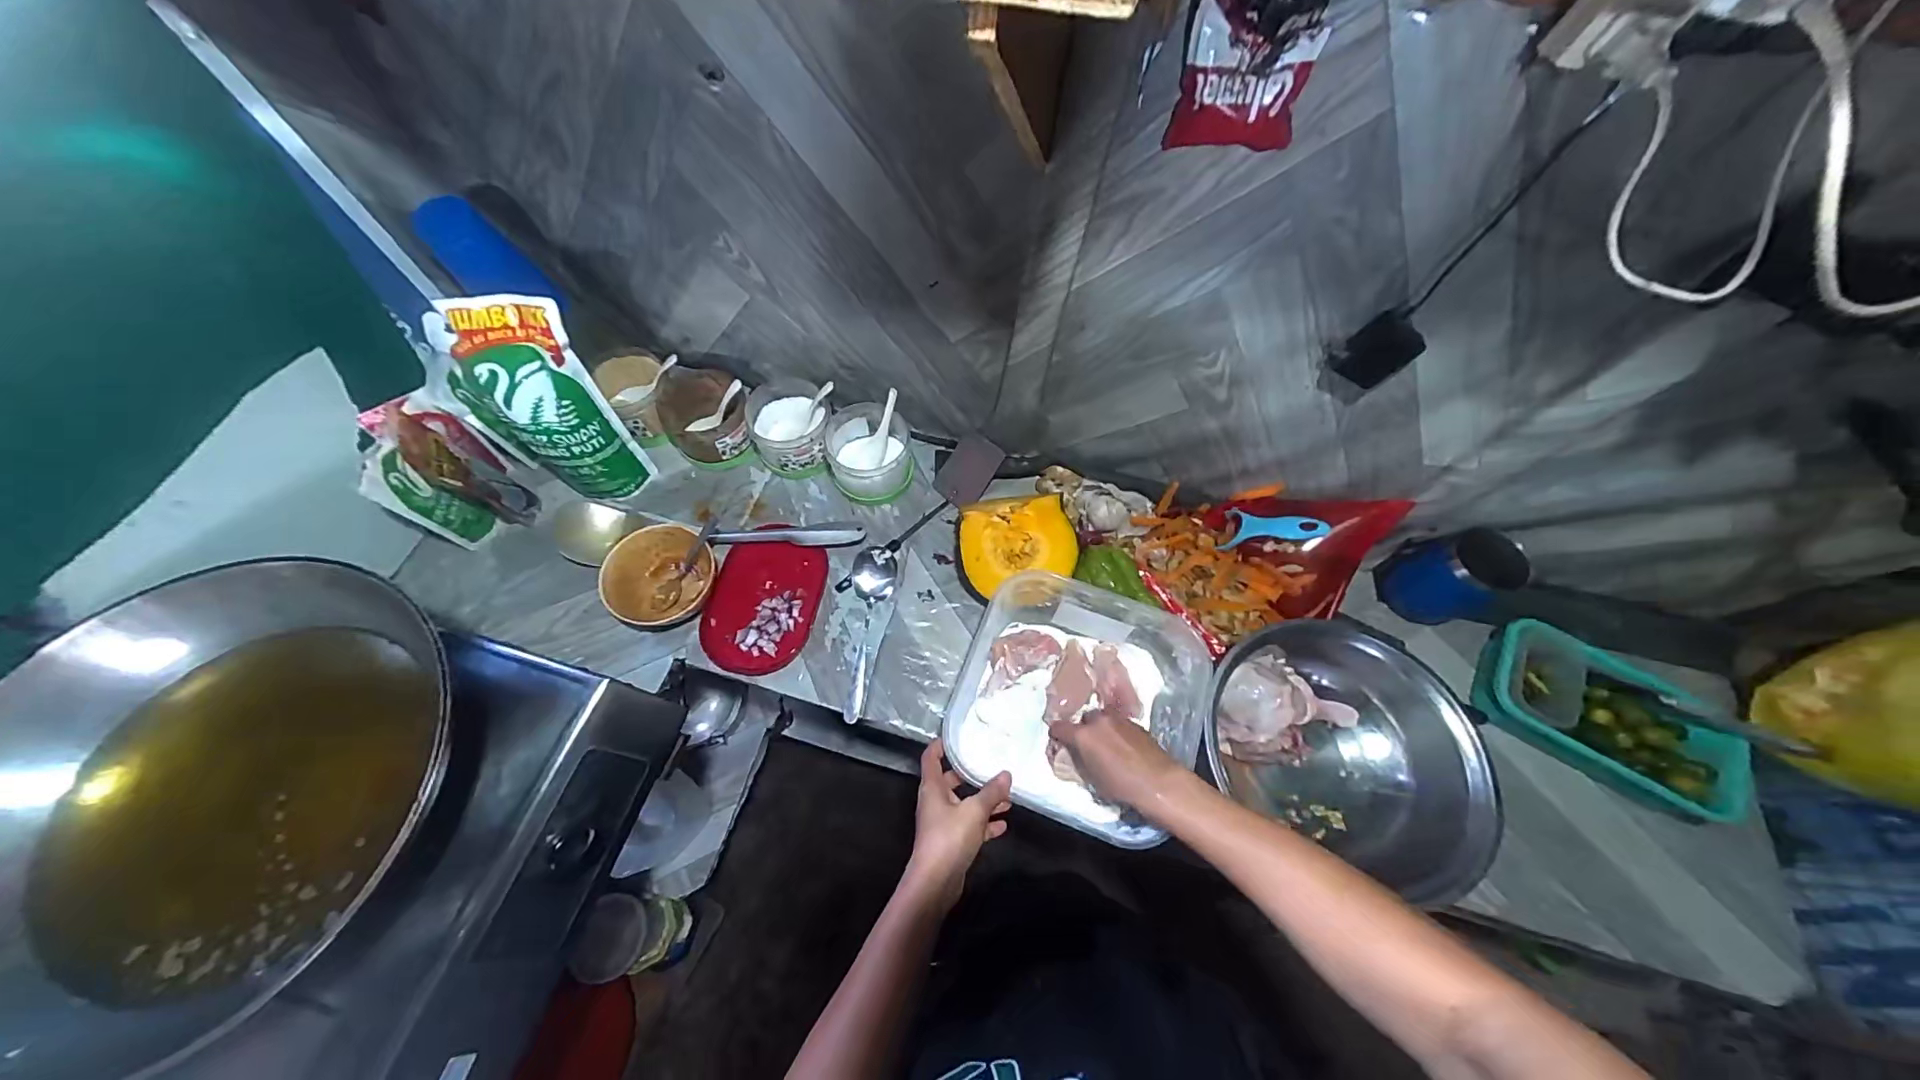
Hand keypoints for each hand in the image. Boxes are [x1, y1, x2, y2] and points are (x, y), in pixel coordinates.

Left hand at [903, 740, 1010, 910]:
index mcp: (932, 788)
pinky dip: (984, 824)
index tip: (956, 736)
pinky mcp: (952, 841)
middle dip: (971, 775)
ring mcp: (942, 822)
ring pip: (964, 804)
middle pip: (951, 780)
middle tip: (991, 766)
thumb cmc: (949, 837)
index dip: (940, 745)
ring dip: (983, 801)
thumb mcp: (974, 811)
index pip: (931, 757)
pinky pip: (970, 826)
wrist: (936, 882)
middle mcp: (935, 802)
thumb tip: (1006, 774)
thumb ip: (991, 792)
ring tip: (1007, 797)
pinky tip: (1003, 824)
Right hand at [1047, 707, 1190, 817]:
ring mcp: (1118, 719)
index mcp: (1082, 735)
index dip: (1057, 736)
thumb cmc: (1121, 786)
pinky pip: (1118, 722)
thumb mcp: (1091, 778)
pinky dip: (1116, 730)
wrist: (1159, 782)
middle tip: (1087, 746)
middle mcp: (1098, 720)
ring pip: (1101, 718)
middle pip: (1083, 719)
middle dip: (1082, 730)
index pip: (1058, 728)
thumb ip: (1079, 759)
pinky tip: (1123, 746)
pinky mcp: (1135, 722)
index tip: (1060, 743)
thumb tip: (1075, 753)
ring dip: (1100, 728)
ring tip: (1106, 745)